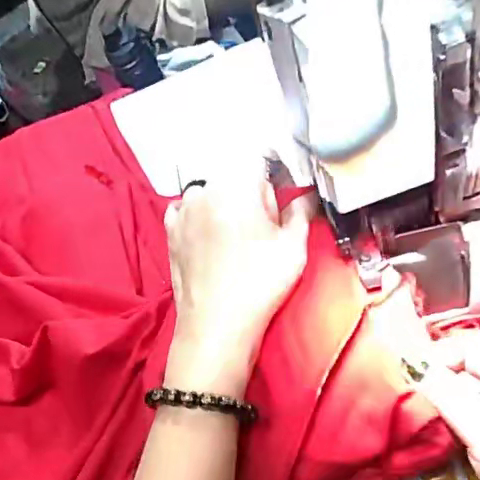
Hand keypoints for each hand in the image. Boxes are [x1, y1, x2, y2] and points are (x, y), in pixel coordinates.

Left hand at [163, 160, 310, 395]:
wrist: (216, 326)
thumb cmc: (258, 285)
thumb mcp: (293, 246)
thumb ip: (301, 210)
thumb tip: (308, 195)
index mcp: (235, 183)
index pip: (261, 154)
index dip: (278, 167)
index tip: (287, 185)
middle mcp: (203, 189)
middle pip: (235, 173)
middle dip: (252, 190)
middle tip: (265, 224)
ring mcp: (183, 210)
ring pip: (211, 192)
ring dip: (225, 204)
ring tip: (239, 238)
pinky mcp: (171, 232)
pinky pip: (189, 211)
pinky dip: (202, 218)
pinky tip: (215, 240)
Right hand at [412, 331, 479, 479]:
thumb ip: (444, 390)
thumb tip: (408, 360)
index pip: (478, 346)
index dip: (441, 356)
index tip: (408, 375)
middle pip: (475, 366)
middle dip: (441, 377)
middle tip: (410, 396)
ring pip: (473, 390)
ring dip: (446, 399)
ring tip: (422, 413)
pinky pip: (478, 412)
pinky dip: (457, 416)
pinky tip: (442, 429)